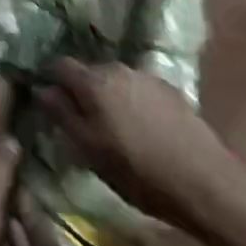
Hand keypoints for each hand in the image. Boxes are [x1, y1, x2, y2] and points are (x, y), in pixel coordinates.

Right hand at [36, 58, 227, 224]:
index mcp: (94, 81)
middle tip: (80, 119)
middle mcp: (118, 68)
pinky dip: (131, 101)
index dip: (49, 77)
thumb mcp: (89, 150)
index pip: (60, 64)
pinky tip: (141, 128)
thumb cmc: (137, 171)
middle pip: (89, 71)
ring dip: (108, 95)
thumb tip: (41, 88)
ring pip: (114, 79)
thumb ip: (62, 115)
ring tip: (113, 126)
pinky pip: (138, 88)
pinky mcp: (169, 88)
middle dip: (80, 89)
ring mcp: (146, 75)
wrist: (204, 180)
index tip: (45, 95)